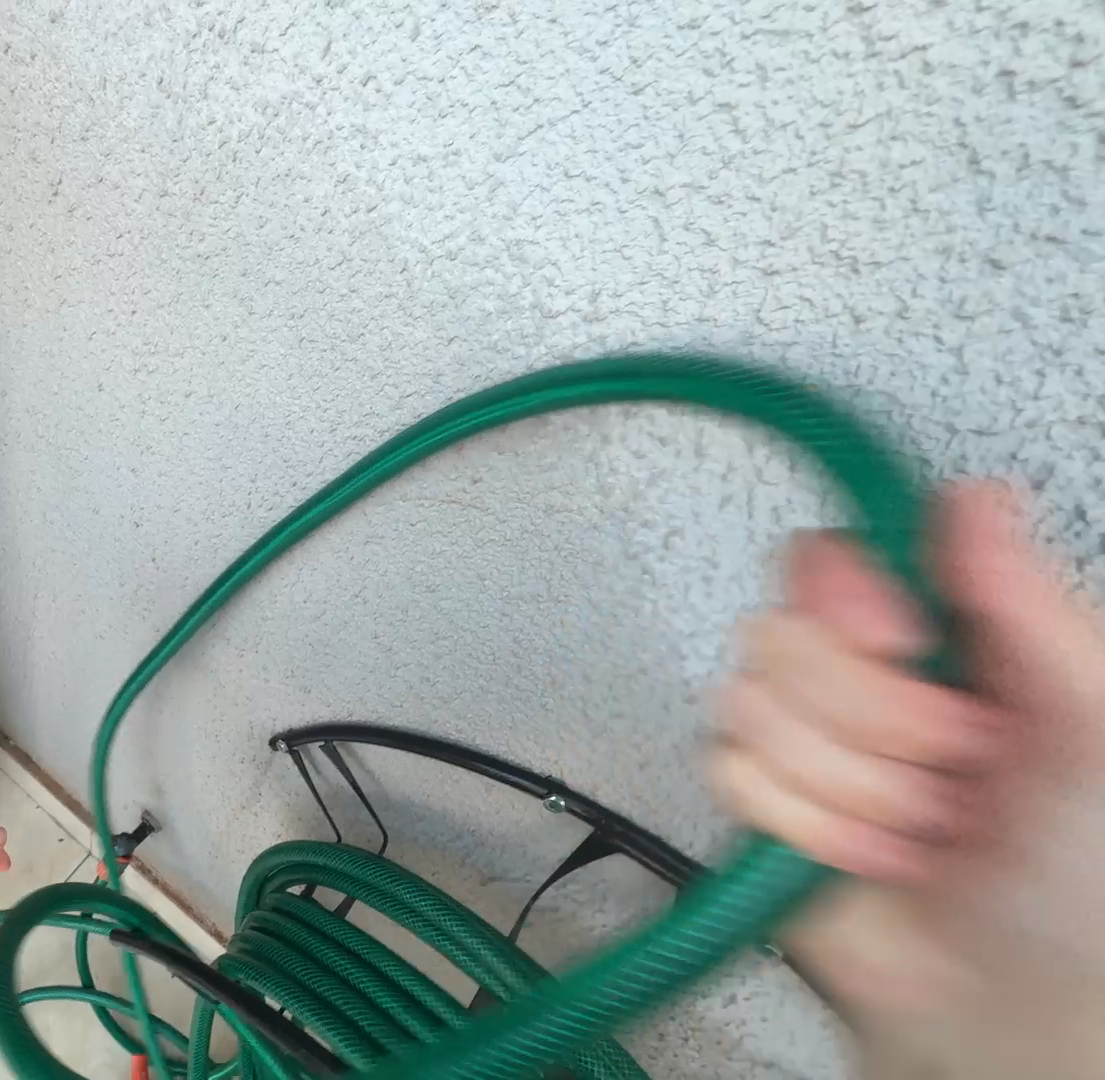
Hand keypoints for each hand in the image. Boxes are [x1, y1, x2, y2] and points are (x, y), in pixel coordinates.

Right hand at [709, 482, 1104, 1076]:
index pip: (825, 560)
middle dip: (872, 721)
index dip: (841, 593)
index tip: (898, 642)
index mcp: (933, 643)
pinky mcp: (749, 787)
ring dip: (847, 787)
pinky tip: (865, 851)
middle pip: (774, 635)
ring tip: (921, 829)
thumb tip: (973, 498)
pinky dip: (805, 823)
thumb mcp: (1098, 732)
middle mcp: (850, 677)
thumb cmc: (1094, 880)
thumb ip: (1029, 611)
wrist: (1020, 1000)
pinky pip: (727, 770)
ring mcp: (790, 732)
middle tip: (957, 770)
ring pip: (745, 709)